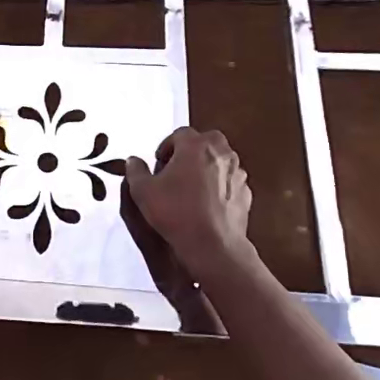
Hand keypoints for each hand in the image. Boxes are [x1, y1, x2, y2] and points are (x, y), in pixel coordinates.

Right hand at [124, 127, 253, 275]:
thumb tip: (133, 161)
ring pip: (219, 161)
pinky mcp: (246, 193)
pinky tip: (207, 205)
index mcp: (196, 146)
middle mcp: (221, 153)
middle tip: (176, 171)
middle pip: (205, 142)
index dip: (167, 146)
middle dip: (190, 152)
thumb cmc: (176, 213)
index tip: (159, 163)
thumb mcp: (143, 192)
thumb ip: (136, 171)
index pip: (180, 133)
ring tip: (191, 189)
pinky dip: (219, 187)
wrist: (212, 245)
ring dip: (206, 168)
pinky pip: (229, 182)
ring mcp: (237, 173)